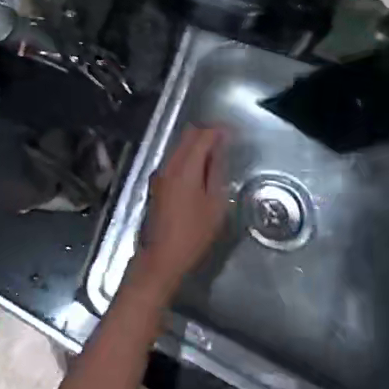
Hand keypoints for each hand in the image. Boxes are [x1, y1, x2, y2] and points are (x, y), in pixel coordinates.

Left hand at [132, 126, 227, 294]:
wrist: (160, 258)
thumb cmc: (192, 235)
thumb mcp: (215, 206)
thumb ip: (217, 173)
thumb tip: (219, 151)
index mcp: (185, 167)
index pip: (201, 136)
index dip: (218, 130)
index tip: (232, 132)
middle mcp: (169, 165)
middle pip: (187, 136)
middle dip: (206, 133)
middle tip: (225, 140)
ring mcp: (160, 174)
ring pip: (179, 147)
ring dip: (196, 145)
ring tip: (216, 155)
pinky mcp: (157, 184)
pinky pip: (174, 160)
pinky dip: (188, 156)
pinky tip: (200, 170)